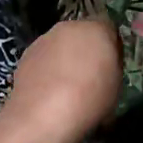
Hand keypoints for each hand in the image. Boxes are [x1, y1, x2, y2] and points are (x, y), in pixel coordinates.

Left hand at [6, 19, 121, 142]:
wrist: (43, 116)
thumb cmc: (90, 99)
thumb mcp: (117, 85)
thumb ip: (112, 66)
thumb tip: (104, 64)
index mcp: (97, 29)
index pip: (109, 29)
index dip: (111, 47)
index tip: (111, 67)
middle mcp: (69, 27)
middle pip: (83, 34)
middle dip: (86, 50)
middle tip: (90, 77)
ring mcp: (44, 39)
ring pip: (61, 46)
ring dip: (65, 59)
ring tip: (67, 88)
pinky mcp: (25, 55)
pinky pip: (44, 58)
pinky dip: (48, 69)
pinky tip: (49, 92)